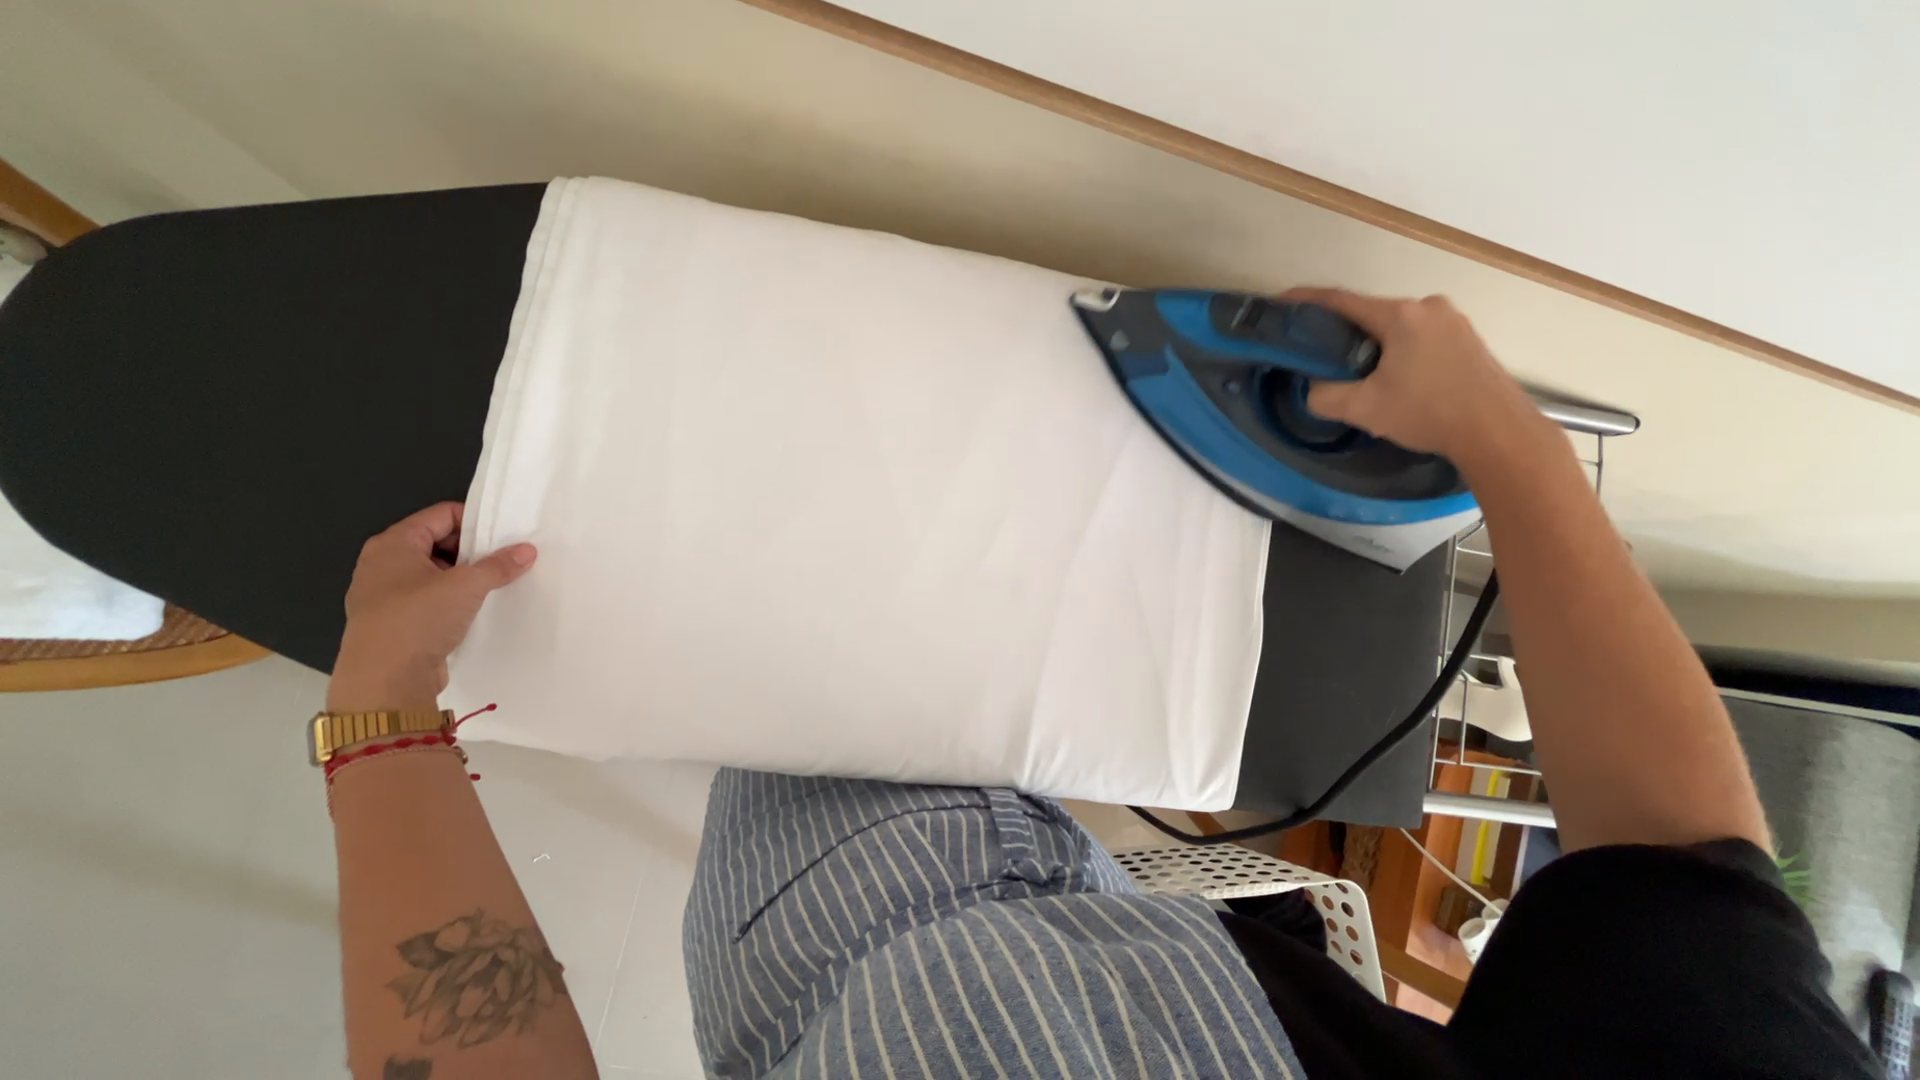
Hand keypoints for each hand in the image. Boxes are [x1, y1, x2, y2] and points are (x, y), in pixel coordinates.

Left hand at [327, 502, 536, 712]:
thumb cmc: (418, 619)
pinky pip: (430, 598)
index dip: (476, 521)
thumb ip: (499, 565)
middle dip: (473, 551)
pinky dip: (453, 599)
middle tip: (505, 561)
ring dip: (464, 577)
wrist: (385, 680)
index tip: (505, 536)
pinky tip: (476, 610)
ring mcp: (386, 594)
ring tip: (496, 585)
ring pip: (435, 572)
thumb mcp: (466, 586)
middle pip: (438, 542)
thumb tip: (527, 550)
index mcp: (393, 543)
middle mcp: (384, 563)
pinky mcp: (395, 621)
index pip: (441, 515)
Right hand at [1281, 288, 1543, 462]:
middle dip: (1344, 332)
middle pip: (1371, 314)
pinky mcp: (1468, 340)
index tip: (1283, 302)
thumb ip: (1326, 396)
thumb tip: (1314, 390)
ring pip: (1397, 327)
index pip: (1341, 301)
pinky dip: (1399, 352)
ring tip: (1357, 374)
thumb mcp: (1364, 409)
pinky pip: (1420, 337)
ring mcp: (1454, 321)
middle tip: (1320, 356)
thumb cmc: (1428, 412)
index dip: (1307, 301)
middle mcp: (1428, 308)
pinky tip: (1394, 378)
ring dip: (1374, 346)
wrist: (1497, 432)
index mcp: (1400, 315)